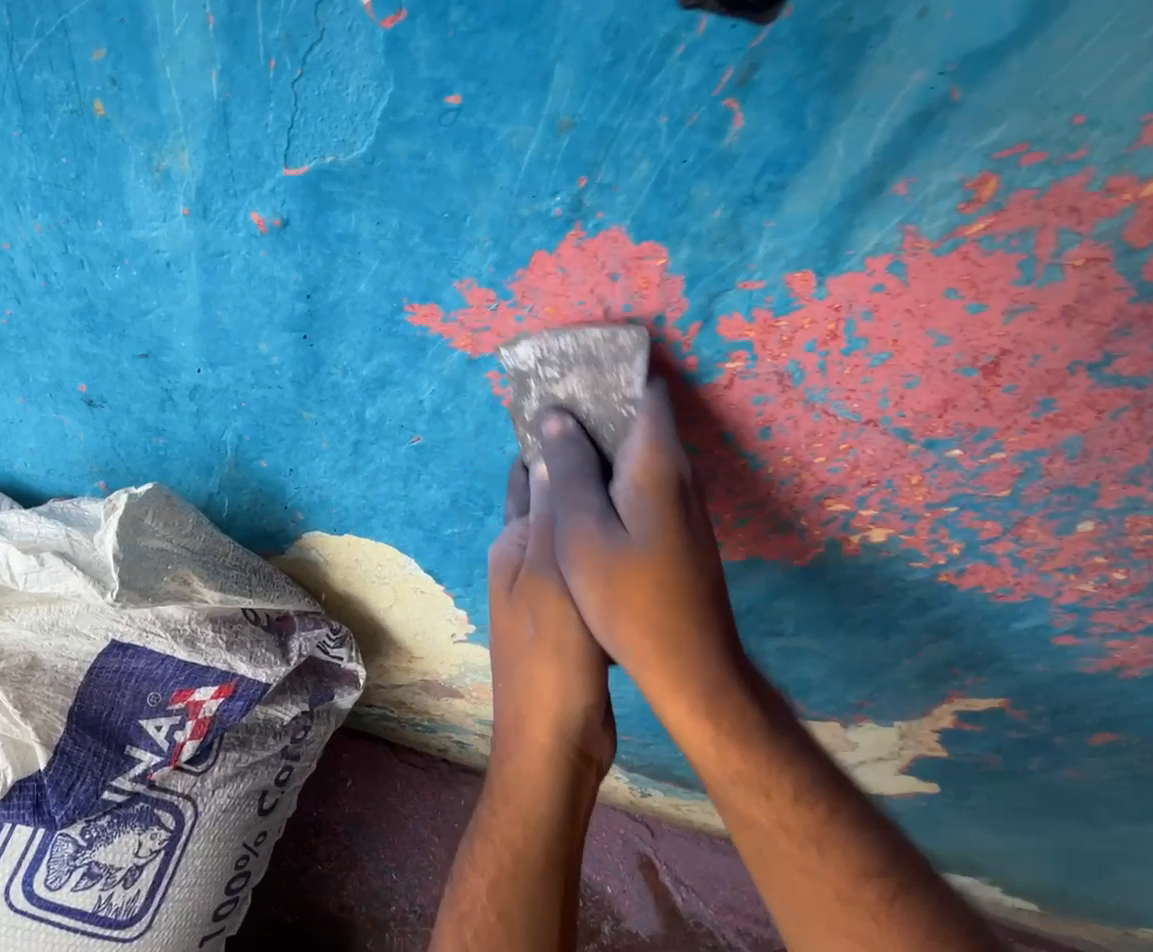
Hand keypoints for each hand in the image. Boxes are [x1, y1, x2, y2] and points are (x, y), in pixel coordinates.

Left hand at [486, 457, 615, 776]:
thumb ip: (550, 515)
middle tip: (623, 439)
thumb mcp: (552, 575)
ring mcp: (543, 591)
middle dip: (574, 472)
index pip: (532, 478)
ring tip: (639, 481)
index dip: (554, 447)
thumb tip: (545, 450)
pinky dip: (604, 550)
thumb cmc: (553, 653)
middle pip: (550, 503)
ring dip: (593, 511)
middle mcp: (520, 559)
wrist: (553, 736)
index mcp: (513, 543)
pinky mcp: (568, 618)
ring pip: (571, 536)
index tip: (590, 414)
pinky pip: (587, 569)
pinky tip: (637, 545)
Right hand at [534, 379, 747, 717]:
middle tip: (541, 405)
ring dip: (597, 439)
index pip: (643, 389)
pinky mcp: (675, 523)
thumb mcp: (582, 531)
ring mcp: (681, 499)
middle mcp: (678, 471)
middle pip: (638, 415)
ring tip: (547, 438)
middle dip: (592, 403)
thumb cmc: (629, 597)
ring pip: (636, 447)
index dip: (607, 372)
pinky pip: (638, 475)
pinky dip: (607, 468)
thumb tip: (554, 416)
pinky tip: (574, 484)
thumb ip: (568, 469)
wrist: (689, 663)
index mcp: (656, 462)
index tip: (566, 369)